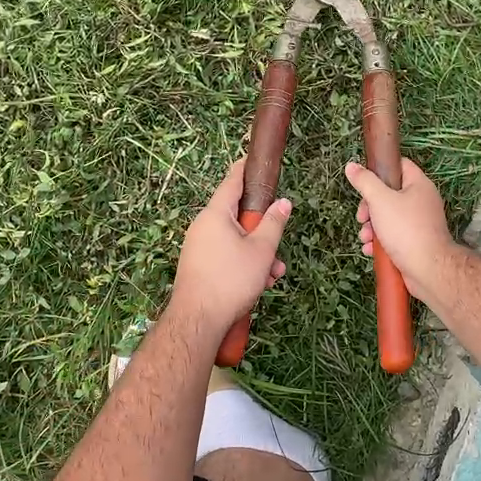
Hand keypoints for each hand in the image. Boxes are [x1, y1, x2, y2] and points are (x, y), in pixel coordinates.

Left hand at [170, 159, 291, 330]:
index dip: (246, 169)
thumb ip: (274, 223)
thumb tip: (283, 202)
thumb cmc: (230, 280)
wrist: (197, 321)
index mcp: (216, 214)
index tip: (254, 159)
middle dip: (262, 231)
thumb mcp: (261, 250)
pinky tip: (258, 284)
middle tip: (277, 246)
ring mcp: (198, 247)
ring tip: (273, 274)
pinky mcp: (198, 266)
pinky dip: (243, 264)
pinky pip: (225, 256)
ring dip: (257, 253)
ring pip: (235, 240)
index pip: (232, 181)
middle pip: (238, 216)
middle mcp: (203, 226)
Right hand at [344, 158, 454, 285]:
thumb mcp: (380, 200)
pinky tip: (371, 250)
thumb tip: (351, 166)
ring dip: (372, 227)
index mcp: (419, 184)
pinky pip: (394, 235)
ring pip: (389, 217)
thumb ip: (365, 182)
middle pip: (389, 194)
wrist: (428, 270)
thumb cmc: (405, 229)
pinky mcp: (416, 242)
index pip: (399, 165)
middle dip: (370, 207)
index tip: (365, 182)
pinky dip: (381, 241)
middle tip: (362, 217)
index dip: (380, 170)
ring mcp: (420, 222)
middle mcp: (422, 200)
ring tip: (365, 237)